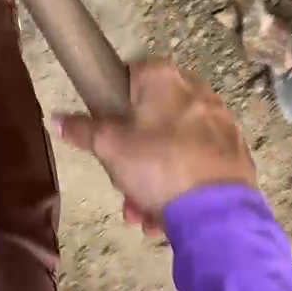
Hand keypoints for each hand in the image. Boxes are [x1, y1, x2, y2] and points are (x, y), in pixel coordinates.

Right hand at [54, 59, 258, 235]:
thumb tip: (55, 118)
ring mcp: (220, 120)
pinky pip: (197, 161)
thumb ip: (81, 130)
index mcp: (164, 77)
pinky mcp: (236, 151)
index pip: (129, 74)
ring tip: (142, 214)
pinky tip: (167, 216)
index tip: (108, 133)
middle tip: (122, 183)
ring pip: (174, 144)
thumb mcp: (108, 147)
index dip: (114, 104)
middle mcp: (196, 89)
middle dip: (133, 155)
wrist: (218, 213)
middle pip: (152, 116)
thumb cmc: (157, 164)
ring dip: (153, 177)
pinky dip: (181, 183)